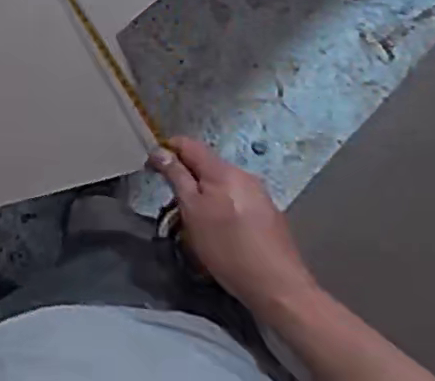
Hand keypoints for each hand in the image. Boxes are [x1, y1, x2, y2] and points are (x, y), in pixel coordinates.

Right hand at [149, 137, 317, 309]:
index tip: (153, 169)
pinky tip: (223, 230)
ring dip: (205, 192)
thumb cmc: (227, 248)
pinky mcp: (270, 215)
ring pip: (222, 182)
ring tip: (197, 217)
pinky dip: (223, 205)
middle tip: (174, 200)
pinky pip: (237, 198)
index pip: (187, 143)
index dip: (167, 150)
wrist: (281, 290)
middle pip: (206, 163)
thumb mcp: (192, 210)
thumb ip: (176, 176)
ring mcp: (260, 195)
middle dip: (187, 175)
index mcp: (223, 170)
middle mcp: (244, 175)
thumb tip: (160, 151)